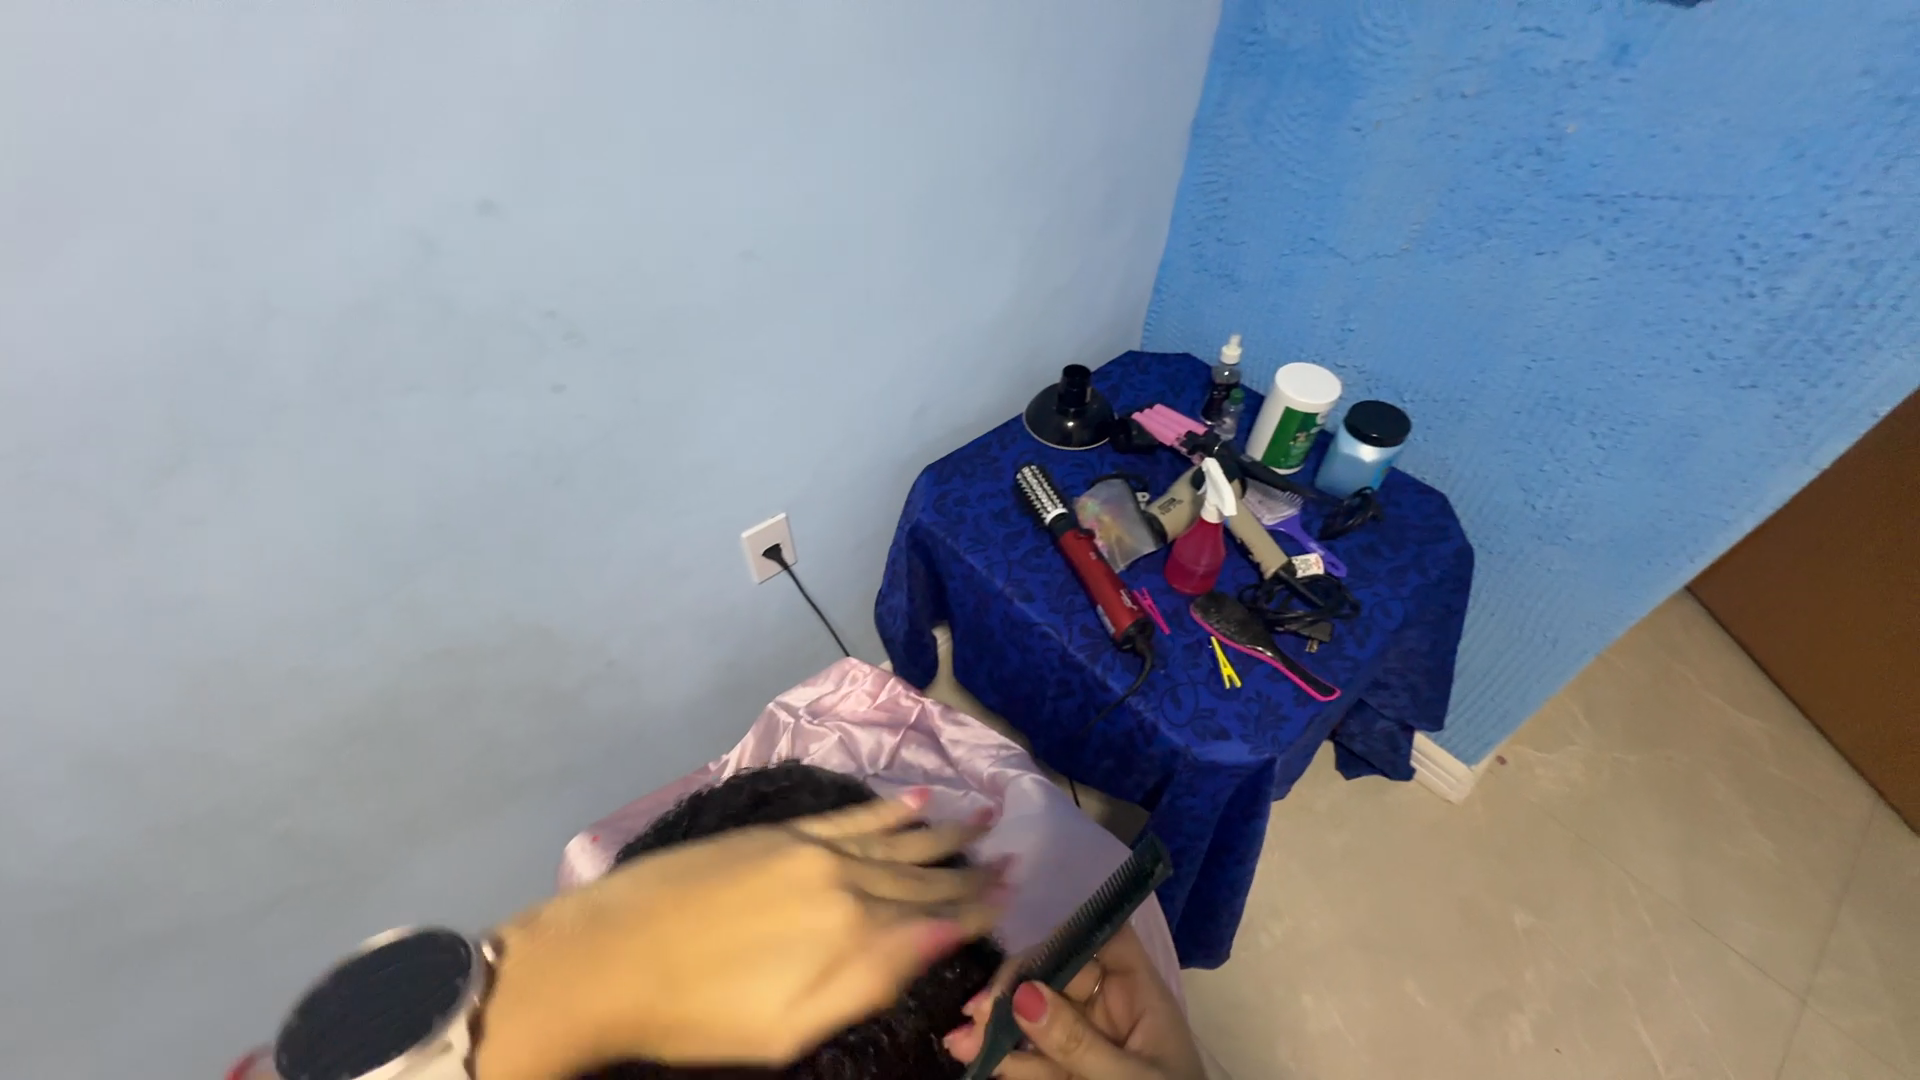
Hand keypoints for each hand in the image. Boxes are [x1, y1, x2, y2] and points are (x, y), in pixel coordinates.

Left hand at [475, 791, 1006, 1079]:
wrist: (615, 954)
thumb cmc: (701, 1015)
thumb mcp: (791, 1028)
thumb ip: (874, 979)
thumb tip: (941, 938)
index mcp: (854, 936)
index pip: (932, 917)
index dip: (974, 906)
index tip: (1011, 890)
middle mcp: (847, 882)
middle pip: (920, 876)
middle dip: (968, 869)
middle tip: (1010, 855)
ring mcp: (815, 849)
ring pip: (896, 839)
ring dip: (941, 832)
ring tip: (982, 818)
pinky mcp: (786, 831)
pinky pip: (853, 816)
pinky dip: (889, 809)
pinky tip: (917, 799)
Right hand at [941, 923, 1204, 1079]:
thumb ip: (1077, 1043)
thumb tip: (1024, 994)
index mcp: (1141, 998)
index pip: (1107, 940)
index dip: (1069, 931)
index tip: (1025, 948)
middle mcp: (1113, 1012)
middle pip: (1059, 977)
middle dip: (1016, 988)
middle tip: (979, 1010)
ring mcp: (1090, 1046)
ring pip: (1039, 1020)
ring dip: (999, 1026)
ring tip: (960, 1037)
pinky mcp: (1070, 1077)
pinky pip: (1035, 1059)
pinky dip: (1005, 1058)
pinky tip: (973, 1052)